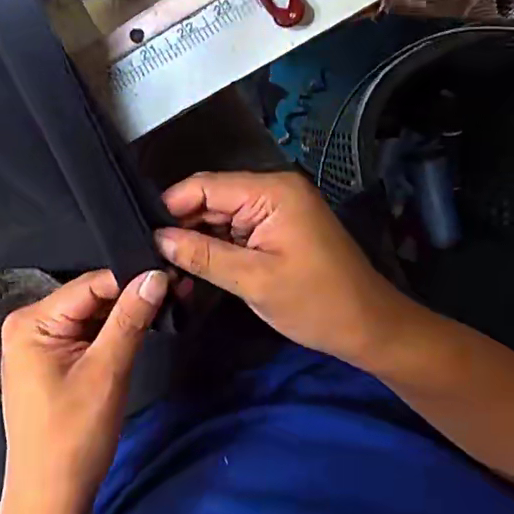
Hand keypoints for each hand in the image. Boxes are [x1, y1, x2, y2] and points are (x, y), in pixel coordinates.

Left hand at [0, 269, 167, 513]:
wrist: (50, 505)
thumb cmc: (72, 440)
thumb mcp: (107, 373)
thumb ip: (131, 318)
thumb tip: (157, 274)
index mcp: (31, 321)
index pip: (90, 284)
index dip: (132, 279)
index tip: (173, 274)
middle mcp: (29, 325)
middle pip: (90, 297)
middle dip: (132, 296)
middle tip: (178, 288)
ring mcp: (38, 345)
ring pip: (92, 316)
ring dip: (126, 315)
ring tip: (169, 303)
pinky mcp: (50, 363)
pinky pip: (86, 336)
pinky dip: (113, 335)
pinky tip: (143, 328)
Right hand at [153, 171, 422, 369]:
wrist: (371, 328)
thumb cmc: (316, 303)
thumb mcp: (253, 280)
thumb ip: (202, 255)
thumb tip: (157, 239)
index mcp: (272, 191)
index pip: (206, 185)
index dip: (172, 206)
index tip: (143, 233)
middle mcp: (273, 189)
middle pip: (212, 198)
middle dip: (182, 225)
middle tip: (151, 255)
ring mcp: (276, 208)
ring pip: (220, 216)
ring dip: (197, 239)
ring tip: (166, 265)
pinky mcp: (277, 227)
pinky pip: (236, 229)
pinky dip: (216, 247)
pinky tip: (193, 266)